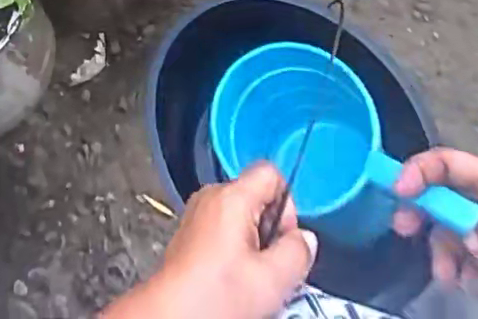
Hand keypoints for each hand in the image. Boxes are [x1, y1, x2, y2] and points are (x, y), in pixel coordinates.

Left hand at [103, 162, 317, 318]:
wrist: (172, 313)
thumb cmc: (220, 295)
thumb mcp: (272, 281)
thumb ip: (296, 254)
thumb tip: (305, 237)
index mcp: (232, 196)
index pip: (270, 173)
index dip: (287, 204)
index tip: (283, 240)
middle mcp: (213, 194)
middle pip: (256, 195)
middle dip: (271, 228)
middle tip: (270, 267)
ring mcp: (199, 209)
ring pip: (241, 212)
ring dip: (254, 240)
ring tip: (250, 276)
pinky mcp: (190, 227)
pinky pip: (223, 223)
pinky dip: (235, 245)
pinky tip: (231, 276)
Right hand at [391, 149, 477, 318]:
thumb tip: (467, 238)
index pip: (451, 163)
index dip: (420, 170)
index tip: (400, 192)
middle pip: (447, 194)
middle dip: (423, 209)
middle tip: (404, 230)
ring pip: (458, 229)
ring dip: (443, 247)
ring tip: (445, 275)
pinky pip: (476, 256)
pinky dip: (464, 266)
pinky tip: (466, 282)